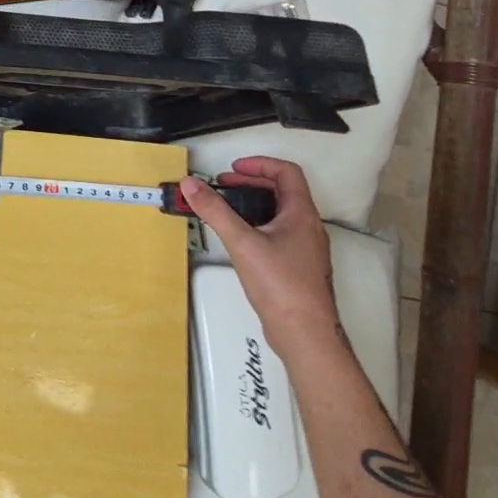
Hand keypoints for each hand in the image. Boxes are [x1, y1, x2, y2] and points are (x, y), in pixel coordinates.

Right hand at [179, 157, 339, 350]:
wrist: (305, 334)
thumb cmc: (280, 284)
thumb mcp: (242, 242)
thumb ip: (215, 211)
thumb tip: (189, 183)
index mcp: (301, 214)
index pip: (287, 172)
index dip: (259, 163)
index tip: (232, 168)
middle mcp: (308, 227)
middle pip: (283, 190)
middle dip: (251, 182)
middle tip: (222, 185)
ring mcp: (305, 248)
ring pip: (280, 212)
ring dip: (254, 203)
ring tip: (227, 208)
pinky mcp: (298, 266)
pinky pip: (279, 232)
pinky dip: (257, 223)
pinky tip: (239, 238)